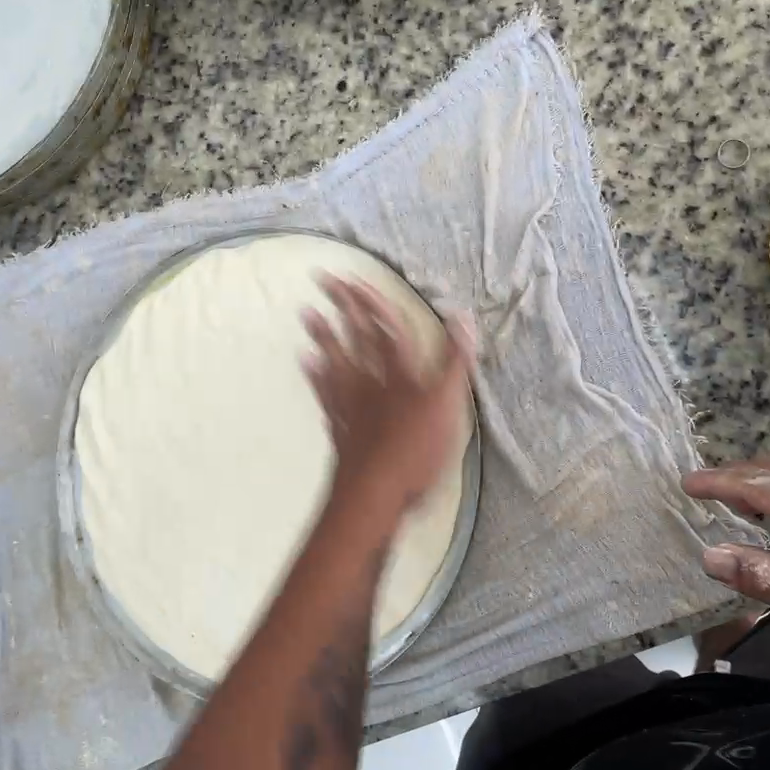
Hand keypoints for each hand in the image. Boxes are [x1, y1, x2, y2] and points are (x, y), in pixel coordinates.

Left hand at [303, 276, 474, 526]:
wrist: (375, 492)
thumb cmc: (416, 449)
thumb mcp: (447, 402)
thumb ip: (456, 358)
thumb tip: (463, 315)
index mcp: (401, 372)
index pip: (385, 327)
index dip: (370, 300)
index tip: (353, 276)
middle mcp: (373, 380)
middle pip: (356, 337)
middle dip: (342, 307)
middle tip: (322, 279)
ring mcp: (353, 404)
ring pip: (336, 362)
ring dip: (322, 336)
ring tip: (306, 312)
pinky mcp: (342, 426)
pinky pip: (326, 395)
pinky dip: (316, 377)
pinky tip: (306, 363)